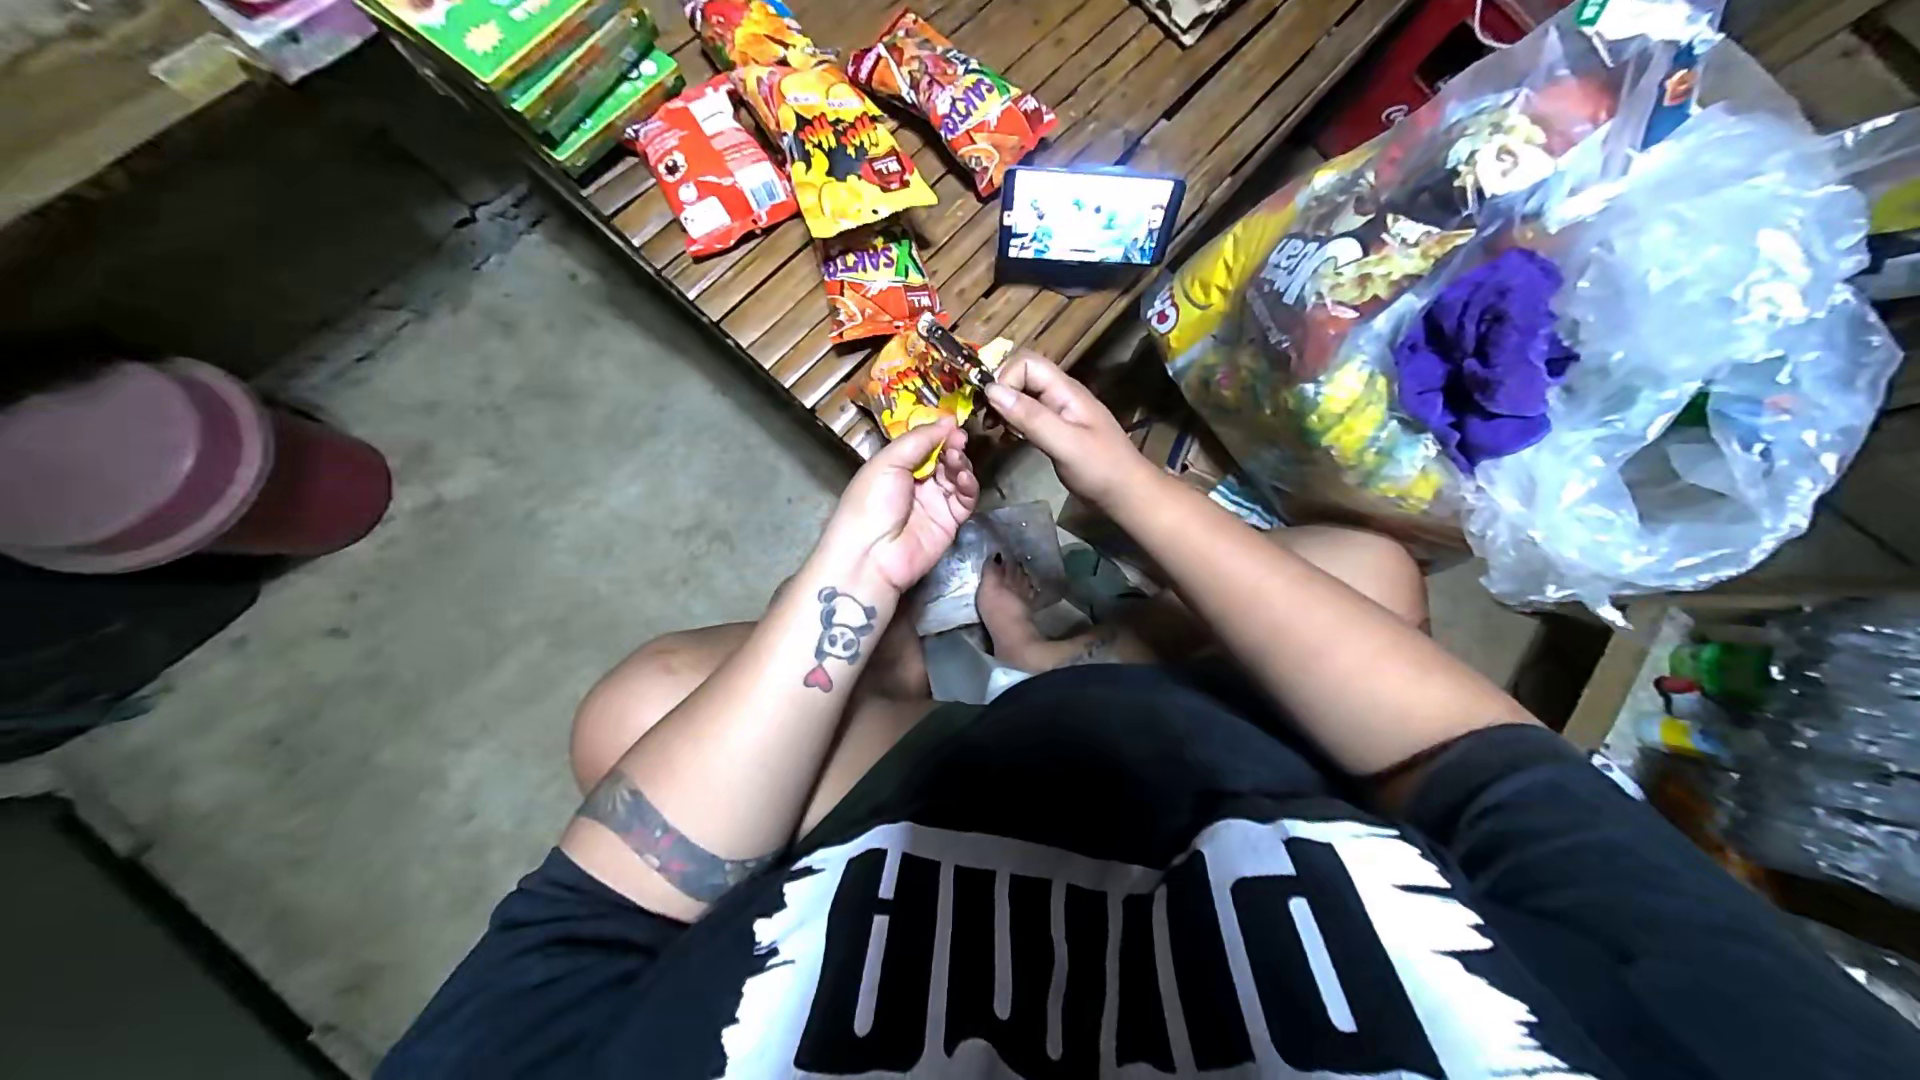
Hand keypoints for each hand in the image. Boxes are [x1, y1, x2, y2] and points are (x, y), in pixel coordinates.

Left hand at [814, 418, 978, 594]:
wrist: (872, 556)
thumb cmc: (870, 504)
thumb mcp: (887, 462)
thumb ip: (918, 439)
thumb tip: (948, 420)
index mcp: (895, 466)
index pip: (923, 444)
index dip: (939, 433)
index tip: (953, 423)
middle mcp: (916, 483)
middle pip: (943, 457)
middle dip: (952, 446)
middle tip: (959, 440)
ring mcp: (934, 502)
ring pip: (956, 475)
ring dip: (960, 463)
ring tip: (957, 459)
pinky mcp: (950, 521)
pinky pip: (965, 498)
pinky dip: (968, 485)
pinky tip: (964, 476)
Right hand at [984, 353, 1150, 506]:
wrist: (1127, 495)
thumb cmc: (1101, 469)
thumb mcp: (1065, 443)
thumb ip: (1031, 417)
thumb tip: (992, 391)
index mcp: (1066, 390)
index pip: (1025, 363)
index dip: (1004, 379)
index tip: (990, 408)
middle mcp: (1060, 394)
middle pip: (1021, 375)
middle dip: (999, 391)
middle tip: (986, 419)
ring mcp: (1059, 412)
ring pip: (1022, 395)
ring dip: (1003, 407)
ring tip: (993, 429)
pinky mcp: (1056, 430)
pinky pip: (1028, 415)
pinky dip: (1012, 422)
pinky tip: (1007, 439)